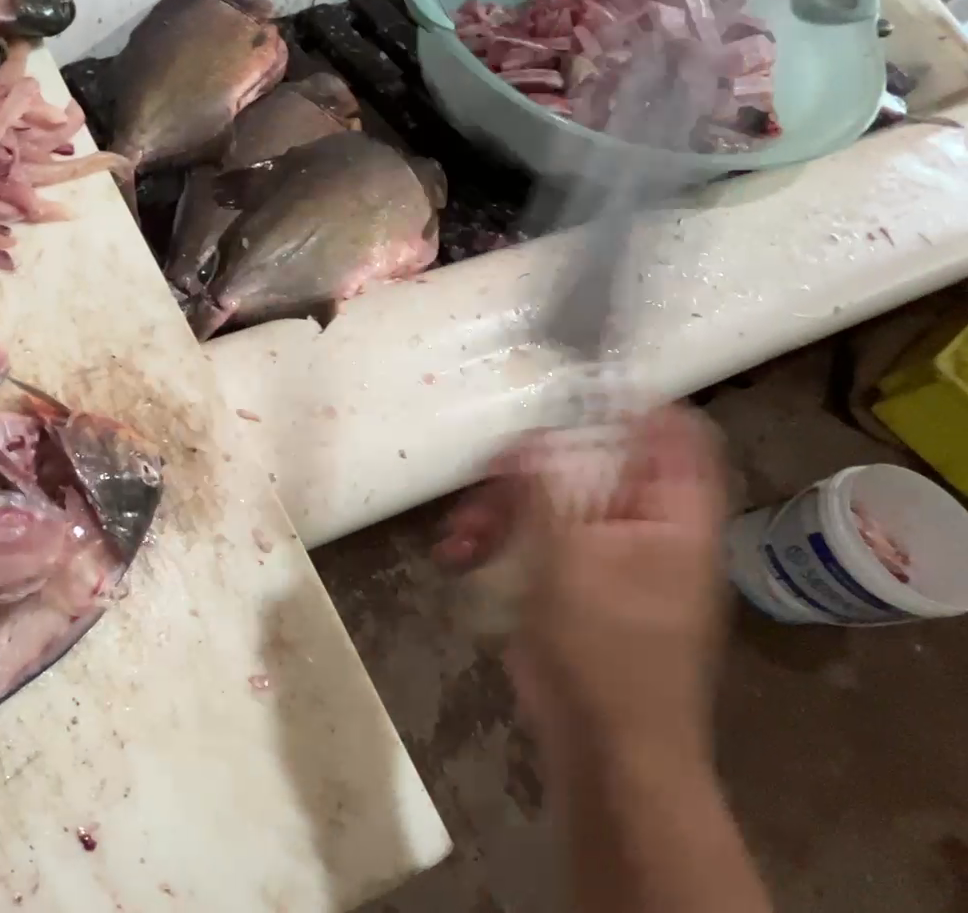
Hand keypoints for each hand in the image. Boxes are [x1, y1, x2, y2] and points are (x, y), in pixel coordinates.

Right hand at [437, 407, 729, 771]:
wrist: (601, 740)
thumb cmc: (604, 652)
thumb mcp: (572, 562)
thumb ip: (552, 491)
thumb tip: (536, 433)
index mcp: (669, 516)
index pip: (669, 435)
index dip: (626, 404)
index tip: (563, 387)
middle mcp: (638, 525)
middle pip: (585, 463)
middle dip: (526, 467)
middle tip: (483, 476)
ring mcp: (598, 553)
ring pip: (543, 498)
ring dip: (494, 507)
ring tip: (459, 533)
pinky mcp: (561, 578)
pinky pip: (523, 536)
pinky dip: (488, 538)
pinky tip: (457, 553)